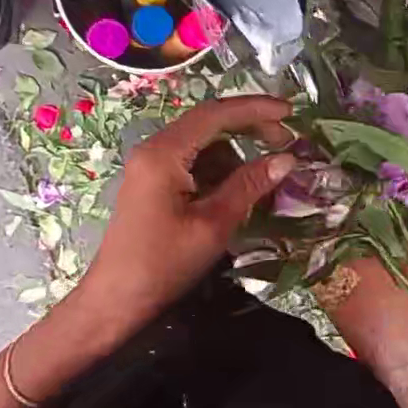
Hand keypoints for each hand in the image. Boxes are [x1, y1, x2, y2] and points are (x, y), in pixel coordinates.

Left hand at [72, 95, 295, 328]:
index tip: (291, 111)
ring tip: (267, 176)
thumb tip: (287, 159)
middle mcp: (155, 150)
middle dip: (250, 128)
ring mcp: (152, 166)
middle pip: (209, 124)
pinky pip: (193, 164)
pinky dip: (220, 171)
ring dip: (237, 154)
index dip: (256, 109)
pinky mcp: (154, 183)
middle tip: (287, 142)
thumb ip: (248, 186)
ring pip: (204, 145)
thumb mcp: (213, 224)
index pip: (215, 114)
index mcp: (164, 153)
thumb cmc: (163, 263)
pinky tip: (240, 191)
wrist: (117, 299)